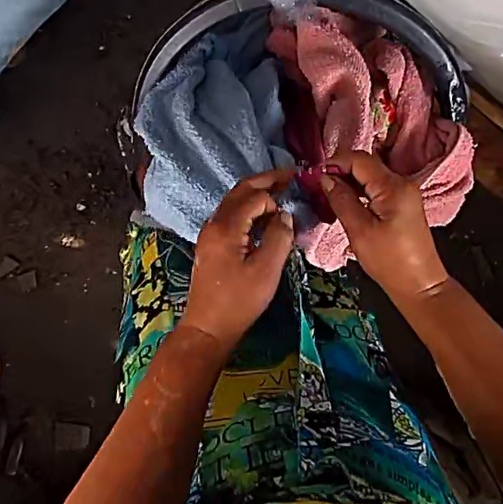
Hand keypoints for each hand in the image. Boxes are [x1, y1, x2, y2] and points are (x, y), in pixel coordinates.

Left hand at [182, 168, 296, 347]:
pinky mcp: (211, 244)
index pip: (255, 197)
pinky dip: (248, 209)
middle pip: (240, 191)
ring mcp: (210, 233)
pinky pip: (231, 215)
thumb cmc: (239, 301)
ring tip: (280, 193)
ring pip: (234, 202)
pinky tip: (263, 219)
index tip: (294, 206)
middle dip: (266, 181)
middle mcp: (214, 223)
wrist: (208, 328)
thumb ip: (279, 237)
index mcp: (226, 227)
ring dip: (256, 194)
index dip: (276, 200)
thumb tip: (285, 215)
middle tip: (290, 175)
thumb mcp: (267, 270)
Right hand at [322, 151, 451, 302]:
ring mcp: (404, 192)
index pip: (360, 159)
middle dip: (340, 171)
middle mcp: (402, 183)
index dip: (334, 162)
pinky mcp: (402, 203)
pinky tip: (344, 201)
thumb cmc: (390, 261)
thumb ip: (342, 200)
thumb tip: (325, 178)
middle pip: (366, 165)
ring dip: (348, 180)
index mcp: (393, 186)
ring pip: (370, 175)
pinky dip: (359, 190)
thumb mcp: (360, 231)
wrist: (420, 285)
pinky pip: (376, 187)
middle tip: (316, 184)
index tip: (313, 174)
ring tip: (326, 193)